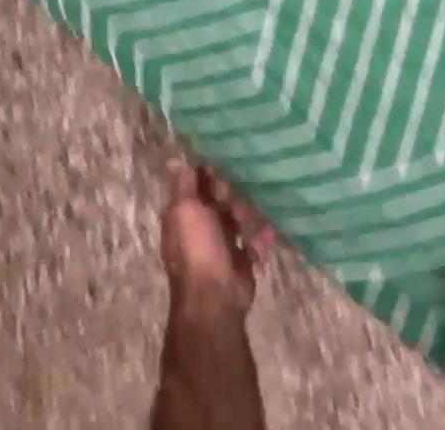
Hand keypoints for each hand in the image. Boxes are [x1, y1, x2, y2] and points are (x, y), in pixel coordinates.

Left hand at [159, 161, 267, 318]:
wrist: (215, 296)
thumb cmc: (197, 248)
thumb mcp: (185, 209)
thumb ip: (184, 184)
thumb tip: (175, 156)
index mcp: (183, 212)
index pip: (195, 181)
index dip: (209, 166)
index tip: (228, 149)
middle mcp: (200, 224)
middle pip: (219, 197)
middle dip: (233, 188)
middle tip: (248, 179)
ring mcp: (221, 241)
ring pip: (238, 214)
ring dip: (249, 209)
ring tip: (260, 205)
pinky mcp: (241, 255)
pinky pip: (253, 236)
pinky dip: (262, 232)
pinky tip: (269, 227)